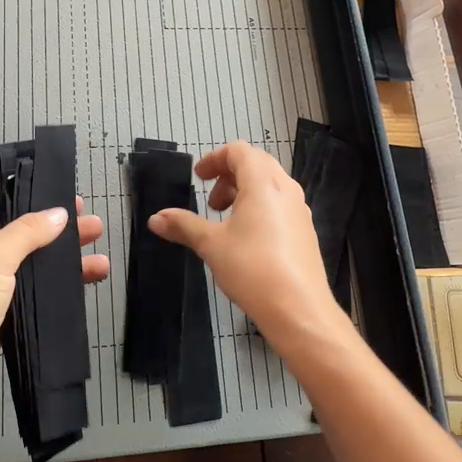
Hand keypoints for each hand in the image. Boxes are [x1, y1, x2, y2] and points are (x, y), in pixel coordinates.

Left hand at [0, 198, 108, 413]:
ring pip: (33, 272)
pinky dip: (57, 292)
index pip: (4, 214)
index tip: (72, 204)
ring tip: (102, 261)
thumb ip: (27, 232)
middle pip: (25, 242)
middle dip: (60, 236)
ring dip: (65, 266)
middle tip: (95, 228)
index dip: (37, 207)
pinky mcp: (2, 324)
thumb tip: (59, 213)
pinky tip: (85, 285)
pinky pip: (35, 300)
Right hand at [148, 141, 344, 348]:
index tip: (198, 177)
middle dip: (228, 175)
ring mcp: (299, 209)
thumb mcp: (211, 245)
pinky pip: (280, 204)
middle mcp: (285, 188)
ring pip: (270, 184)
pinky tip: (248, 239)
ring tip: (226, 220)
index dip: (214, 159)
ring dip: (244, 191)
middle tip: (211, 201)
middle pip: (255, 163)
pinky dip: (260, 207)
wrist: (300, 310)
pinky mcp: (306, 230)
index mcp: (262, 182)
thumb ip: (183, 226)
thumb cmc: (252, 268)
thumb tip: (155, 218)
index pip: (238, 150)